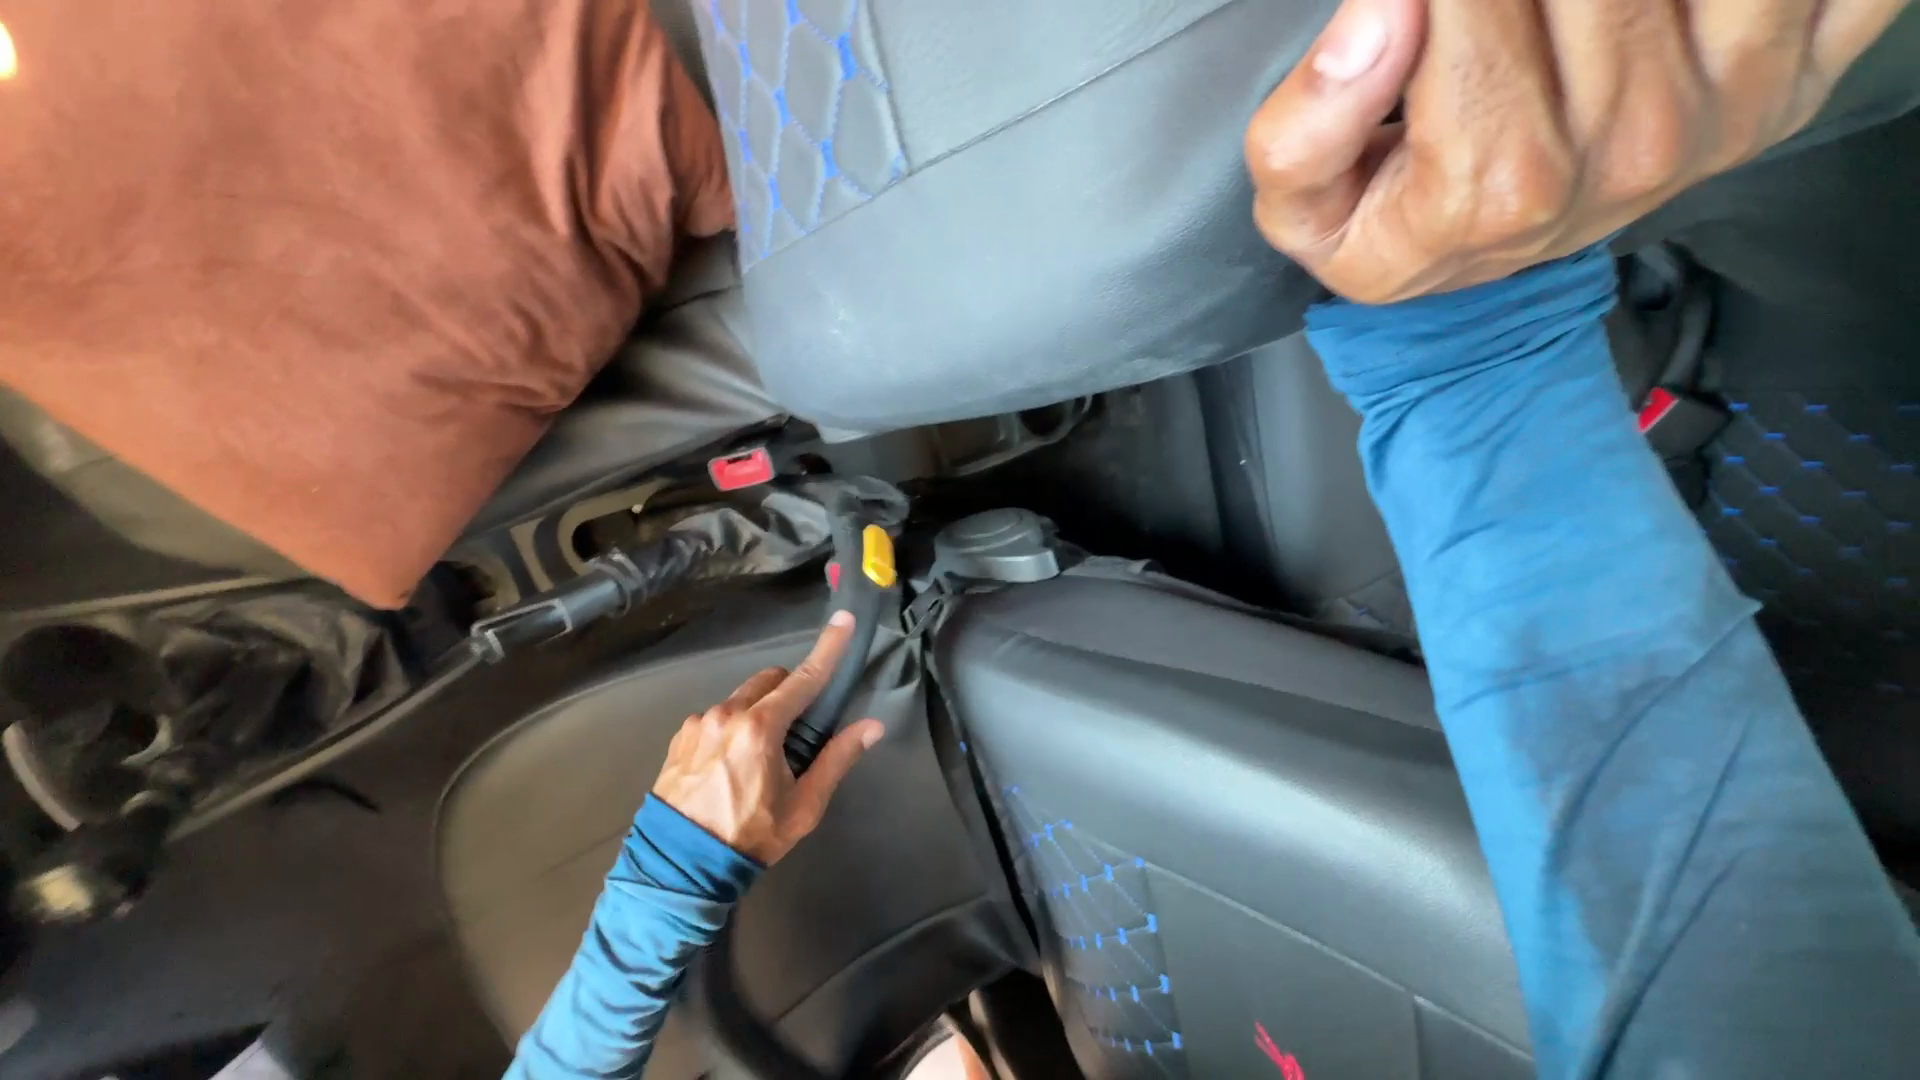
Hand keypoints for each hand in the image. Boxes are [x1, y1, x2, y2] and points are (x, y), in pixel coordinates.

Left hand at [651, 612, 884, 864]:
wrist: (679, 869)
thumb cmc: (751, 836)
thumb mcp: (803, 806)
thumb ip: (837, 759)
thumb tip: (872, 726)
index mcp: (761, 728)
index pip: (805, 678)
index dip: (829, 649)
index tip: (844, 620)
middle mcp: (727, 714)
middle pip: (770, 681)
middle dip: (789, 692)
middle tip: (797, 731)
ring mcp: (698, 723)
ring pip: (741, 698)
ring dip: (759, 712)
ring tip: (758, 758)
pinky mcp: (680, 737)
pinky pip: (715, 717)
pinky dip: (731, 728)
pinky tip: (729, 764)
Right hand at [1246, 0, 1910, 303]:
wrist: (1470, 279)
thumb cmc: (1389, 229)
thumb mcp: (1299, 212)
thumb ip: (1305, 131)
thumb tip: (1380, 15)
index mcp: (1499, 184)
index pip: (1473, 3)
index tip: (1412, 9)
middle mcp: (1626, 149)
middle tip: (1478, 17)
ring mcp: (1724, 112)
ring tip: (1541, 21)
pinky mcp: (1791, 81)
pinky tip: (1635, 21)